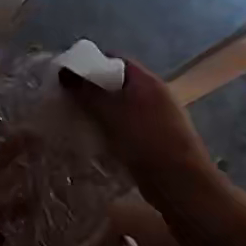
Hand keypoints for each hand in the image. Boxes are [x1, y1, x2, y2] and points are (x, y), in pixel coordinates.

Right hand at [60, 57, 219, 195]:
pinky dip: (108, 133)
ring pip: (119, 110)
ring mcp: (155, 120)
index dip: (90, 63)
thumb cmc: (146, 141)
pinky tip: (91, 142)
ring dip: (98, 114)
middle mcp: (154, 96)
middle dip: (91, 91)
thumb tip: (64, 72)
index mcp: (147, 81)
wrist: (181, 184)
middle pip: (117, 85)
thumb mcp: (111, 112)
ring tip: (72, 121)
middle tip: (64, 99)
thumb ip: (87, 92)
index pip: (116, 60)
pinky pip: (125, 130)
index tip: (66, 74)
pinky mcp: (153, 143)